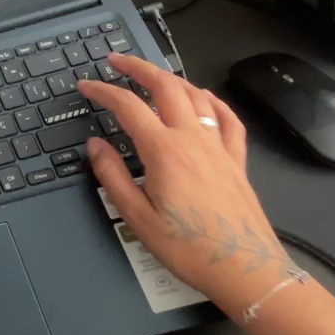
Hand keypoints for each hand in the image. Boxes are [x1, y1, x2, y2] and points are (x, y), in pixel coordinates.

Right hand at [80, 53, 296, 317]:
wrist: (249, 274)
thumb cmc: (189, 249)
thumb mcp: (137, 217)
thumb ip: (112, 175)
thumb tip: (96, 144)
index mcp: (164, 151)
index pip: (127, 105)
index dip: (102, 90)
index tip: (86, 86)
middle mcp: (192, 140)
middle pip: (165, 86)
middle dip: (138, 67)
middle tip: (117, 61)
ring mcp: (218, 148)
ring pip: (196, 96)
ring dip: (171, 78)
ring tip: (153, 74)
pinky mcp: (237, 162)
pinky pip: (228, 120)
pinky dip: (213, 101)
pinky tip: (204, 97)